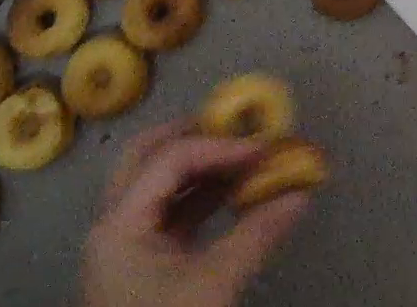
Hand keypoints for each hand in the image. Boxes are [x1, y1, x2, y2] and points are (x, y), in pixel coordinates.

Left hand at [81, 122, 308, 306]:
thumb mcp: (214, 286)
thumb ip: (258, 234)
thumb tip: (302, 195)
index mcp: (119, 223)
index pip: (171, 158)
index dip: (221, 146)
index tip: (264, 148)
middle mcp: (114, 223)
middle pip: (149, 154)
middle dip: (197, 135)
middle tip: (241, 130)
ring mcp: (126, 243)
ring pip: (159, 181)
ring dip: (203, 164)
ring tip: (248, 159)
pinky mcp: (142, 262)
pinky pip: (170, 210)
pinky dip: (203, 194)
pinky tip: (238, 193)